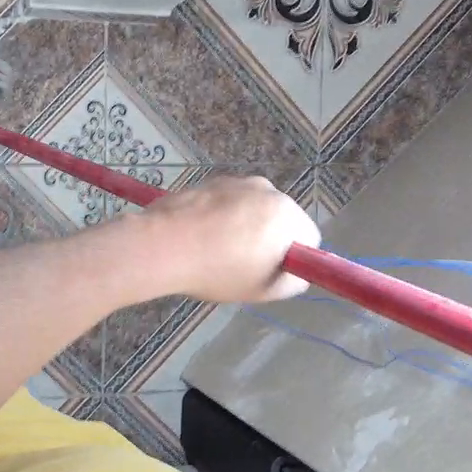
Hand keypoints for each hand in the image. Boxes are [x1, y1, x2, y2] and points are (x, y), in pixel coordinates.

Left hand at [137, 176, 319, 303]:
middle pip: (280, 219)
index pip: (309, 237)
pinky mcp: (207, 182)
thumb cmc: (216, 270)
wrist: (161, 245)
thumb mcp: (263, 289)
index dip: (295, 259)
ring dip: (242, 227)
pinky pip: (225, 202)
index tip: (270, 272)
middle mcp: (265, 189)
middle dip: (268, 240)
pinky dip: (219, 217)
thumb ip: (292, 282)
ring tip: (214, 252)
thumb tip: (297, 274)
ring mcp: (234, 182)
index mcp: (286, 214)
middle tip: (241, 265)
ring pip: (251, 209)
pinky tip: (198, 237)